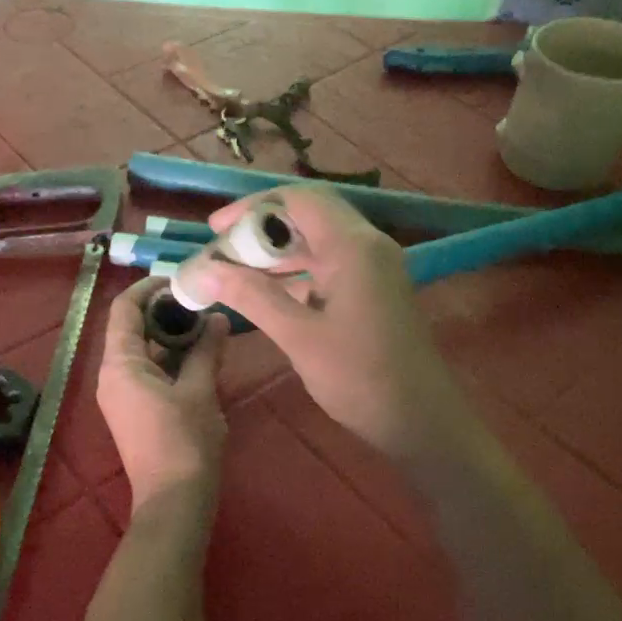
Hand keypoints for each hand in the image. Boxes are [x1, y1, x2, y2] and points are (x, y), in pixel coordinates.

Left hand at [96, 276, 229, 504]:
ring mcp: (120, 396)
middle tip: (202, 303)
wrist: (174, 500)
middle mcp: (111, 376)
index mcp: (120, 365)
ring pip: (142, 353)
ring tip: (207, 326)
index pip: (124, 309)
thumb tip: (218, 318)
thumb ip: (206, 350)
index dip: (149, 288)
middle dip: (165, 313)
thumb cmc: (185, 441)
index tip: (181, 279)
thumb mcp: (200, 390)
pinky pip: (147, 373)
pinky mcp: (133, 412)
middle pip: (132, 329)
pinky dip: (169, 360)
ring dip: (171, 337)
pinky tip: (200, 358)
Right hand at [200, 186, 472, 464]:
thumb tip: (200, 270)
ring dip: (276, 253)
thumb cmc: (360, 378)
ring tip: (233, 275)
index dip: (251, 209)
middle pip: (308, 215)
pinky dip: (296, 272)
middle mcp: (368, 246)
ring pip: (318, 242)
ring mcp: (375, 268)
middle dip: (260, 230)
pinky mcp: (375, 291)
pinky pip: (330, 265)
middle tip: (220, 255)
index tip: (214, 232)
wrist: (420, 421)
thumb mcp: (299, 336)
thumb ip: (251, 296)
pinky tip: (267, 294)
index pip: (297, 200)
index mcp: (353, 246)